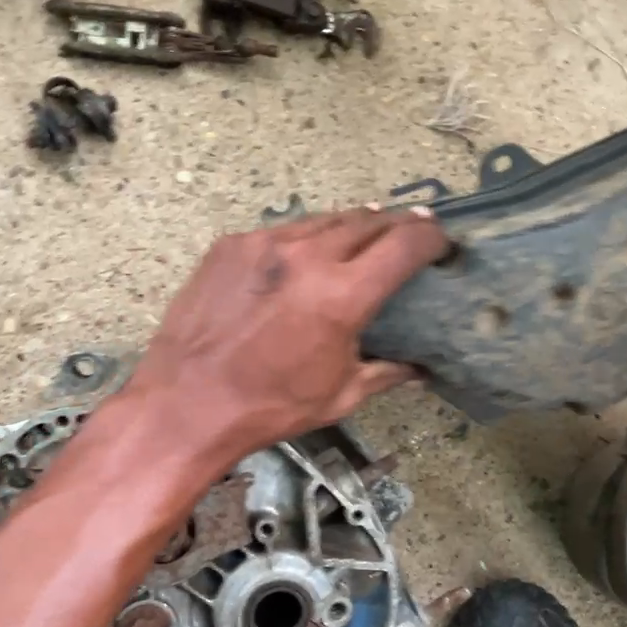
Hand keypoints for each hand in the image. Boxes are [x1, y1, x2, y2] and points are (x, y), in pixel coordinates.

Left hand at [124, 208, 449, 458]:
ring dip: (351, 227)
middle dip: (396, 225)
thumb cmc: (268, 407)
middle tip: (409, 233)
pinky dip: (303, 240)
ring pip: (324, 220)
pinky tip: (303, 259)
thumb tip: (419, 369)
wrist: (186, 403)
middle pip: (369, 221)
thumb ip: (387, 372)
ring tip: (361, 238)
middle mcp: (307, 257)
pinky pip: (281, 232)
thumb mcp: (339, 396)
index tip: (440, 240)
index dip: (432, 237)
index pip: (406, 243)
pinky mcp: (232, 244)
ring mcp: (265, 244)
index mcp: (342, 296)